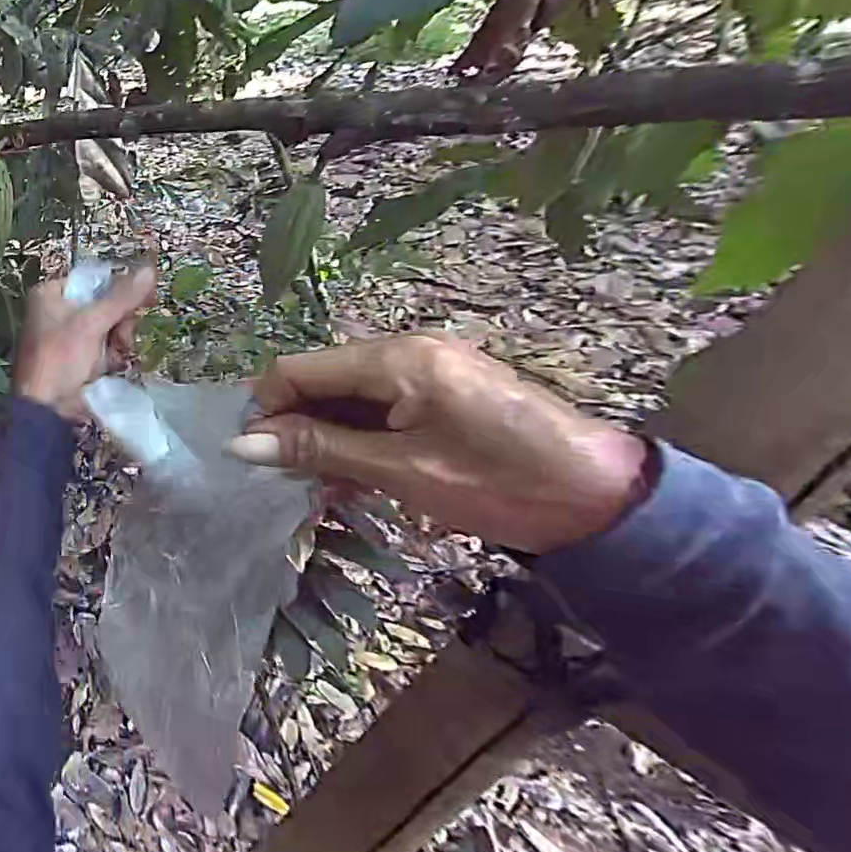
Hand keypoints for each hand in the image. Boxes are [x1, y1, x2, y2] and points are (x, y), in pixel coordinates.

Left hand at [12, 267, 156, 418]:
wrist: (45, 408)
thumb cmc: (60, 359)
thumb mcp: (91, 324)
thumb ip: (121, 298)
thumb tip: (150, 270)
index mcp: (49, 294)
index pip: (94, 280)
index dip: (119, 290)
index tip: (143, 300)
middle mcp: (55, 311)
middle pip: (103, 305)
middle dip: (118, 323)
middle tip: (122, 338)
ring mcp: (64, 336)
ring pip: (106, 327)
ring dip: (115, 342)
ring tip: (114, 356)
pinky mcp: (74, 358)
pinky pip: (100, 347)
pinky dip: (108, 356)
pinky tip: (109, 367)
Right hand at [227, 335, 649, 554]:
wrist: (608, 502)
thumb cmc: (500, 483)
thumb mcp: (399, 469)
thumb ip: (318, 450)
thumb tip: (242, 446)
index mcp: (395, 358)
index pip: (298, 370)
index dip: (266, 410)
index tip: (254, 456)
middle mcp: (404, 350)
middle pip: (319, 380)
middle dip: (293, 425)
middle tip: (285, 476)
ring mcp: (424, 368)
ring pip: (344, 396)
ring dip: (323, 436)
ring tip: (318, 483)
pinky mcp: (438, 390)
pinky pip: (376, 406)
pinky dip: (355, 437)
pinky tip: (352, 474)